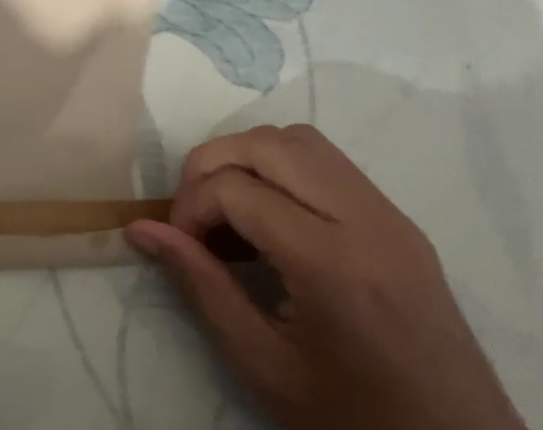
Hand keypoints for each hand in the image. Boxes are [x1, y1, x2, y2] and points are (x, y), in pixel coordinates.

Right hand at [125, 125, 523, 429]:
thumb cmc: (351, 416)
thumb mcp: (261, 362)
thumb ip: (199, 284)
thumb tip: (140, 228)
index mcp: (333, 264)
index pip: (236, 188)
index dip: (189, 208)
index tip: (181, 248)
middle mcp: (368, 222)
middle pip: (267, 144)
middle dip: (212, 165)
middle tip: (196, 217)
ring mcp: (391, 217)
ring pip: (299, 140)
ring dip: (249, 159)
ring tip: (231, 212)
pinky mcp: (401, 223)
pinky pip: (329, 163)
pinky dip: (284, 170)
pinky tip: (272, 220)